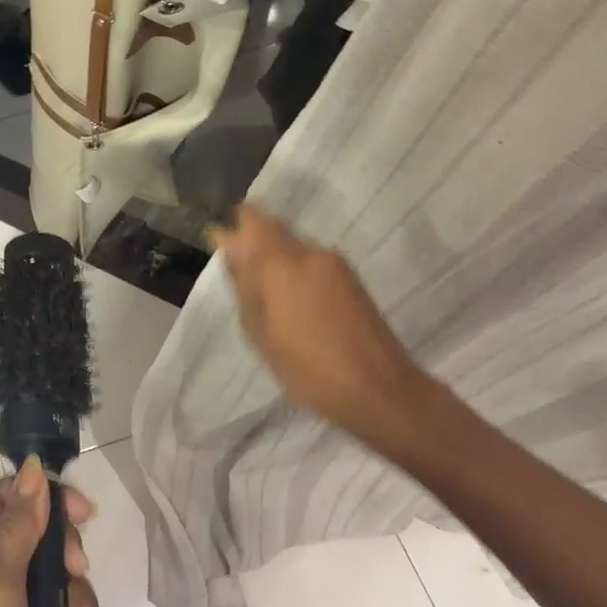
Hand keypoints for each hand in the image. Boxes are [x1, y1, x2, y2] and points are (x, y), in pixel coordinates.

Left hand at [0, 456, 101, 606]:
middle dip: (68, 546)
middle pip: (43, 529)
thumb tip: (33, 465)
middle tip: (77, 565)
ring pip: (58, 572)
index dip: (49, 493)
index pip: (15, 492)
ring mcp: (14, 596)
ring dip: (79, 591)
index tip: (83, 511)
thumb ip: (17, 524)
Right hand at [211, 203, 431, 438]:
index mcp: (279, 262)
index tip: (226, 246)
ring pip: (295, 246)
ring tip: (274, 300)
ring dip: (280, 261)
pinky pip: (314, 262)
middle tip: (247, 280)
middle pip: (274, 228)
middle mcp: (308, 251)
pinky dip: (300, 273)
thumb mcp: (259, 332)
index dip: (235, 224)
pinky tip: (299, 306)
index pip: (251, 217)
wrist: (380, 390)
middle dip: (257, 244)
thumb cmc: (307, 367)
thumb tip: (229, 248)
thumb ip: (243, 284)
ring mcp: (335, 263)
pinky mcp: (352, 279)